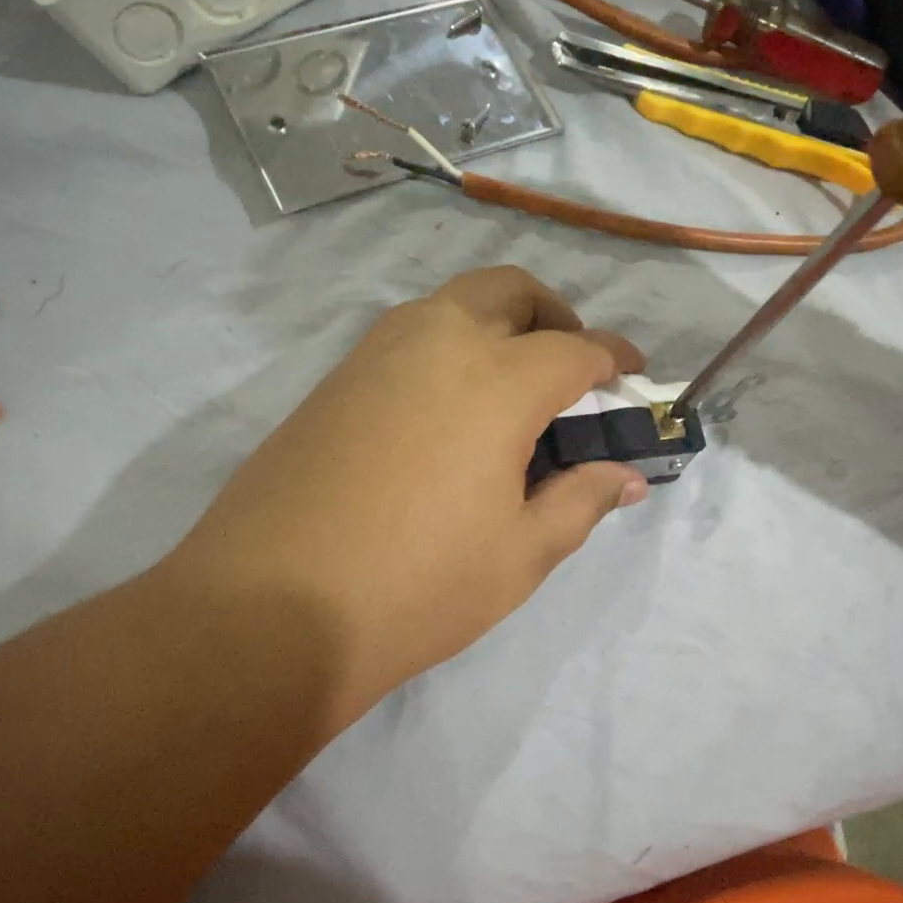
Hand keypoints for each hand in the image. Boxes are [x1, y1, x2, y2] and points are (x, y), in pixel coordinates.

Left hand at [166, 267, 649, 729]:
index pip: (575, 349)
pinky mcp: (330, 383)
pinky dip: (443, 351)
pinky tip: (445, 418)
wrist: (270, 610)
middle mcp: (434, 343)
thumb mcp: (521, 555)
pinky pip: (404, 339)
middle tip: (570, 367)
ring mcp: (372, 357)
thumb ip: (581, 502)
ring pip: (449, 305)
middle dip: (553, 315)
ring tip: (510, 393)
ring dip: (494, 325)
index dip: (613, 358)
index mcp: (495, 380)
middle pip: (508, 291)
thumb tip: (627, 477)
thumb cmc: (417, 587)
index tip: (633, 373)